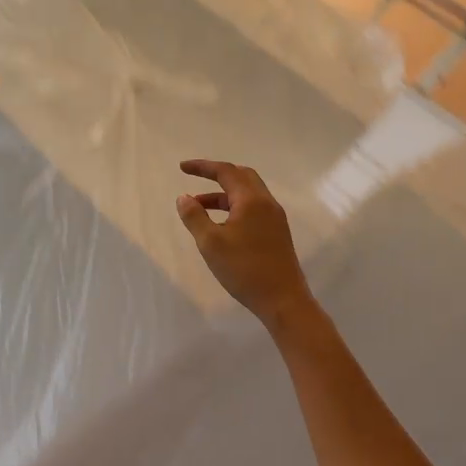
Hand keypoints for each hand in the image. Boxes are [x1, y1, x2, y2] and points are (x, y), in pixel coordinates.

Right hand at [176, 159, 313, 328]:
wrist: (282, 299)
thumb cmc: (244, 269)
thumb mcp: (210, 243)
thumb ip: (195, 217)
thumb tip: (184, 198)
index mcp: (251, 200)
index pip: (226, 172)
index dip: (203, 167)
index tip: (182, 168)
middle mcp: (266, 203)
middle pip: (242, 176)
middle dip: (216, 175)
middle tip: (195, 179)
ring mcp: (274, 218)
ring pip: (247, 194)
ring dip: (223, 194)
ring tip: (199, 208)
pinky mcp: (276, 232)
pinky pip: (252, 208)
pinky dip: (233, 206)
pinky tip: (221, 224)